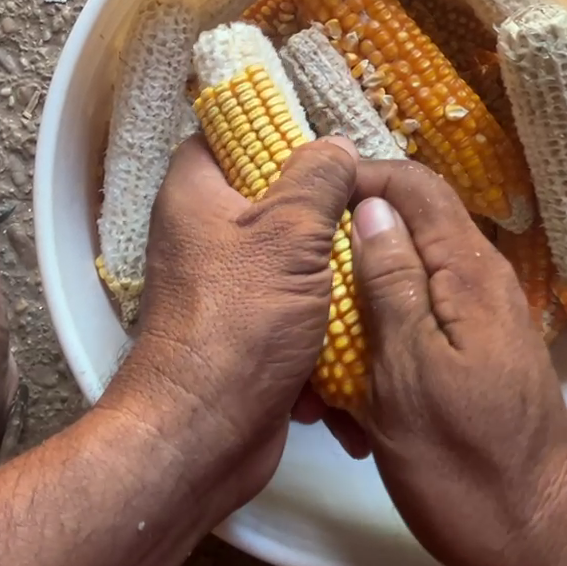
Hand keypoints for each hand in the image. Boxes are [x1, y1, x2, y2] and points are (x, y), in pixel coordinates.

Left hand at [102, 134, 357, 507]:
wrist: (206, 436)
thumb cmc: (240, 320)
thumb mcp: (288, 234)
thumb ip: (317, 179)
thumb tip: (336, 143)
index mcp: (194, 193)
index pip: (222, 135)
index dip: (267, 129)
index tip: (320, 139)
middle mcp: (200, 231)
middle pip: (264, 193)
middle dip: (317, 201)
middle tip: (364, 197)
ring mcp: (222, 281)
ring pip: (284, 249)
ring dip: (326, 259)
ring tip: (372, 249)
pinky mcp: (244, 325)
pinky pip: (287, 297)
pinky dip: (318, 305)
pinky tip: (357, 308)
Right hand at [342, 161, 566, 565]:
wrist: (535, 542)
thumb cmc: (465, 465)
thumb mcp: (409, 372)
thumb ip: (392, 282)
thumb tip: (373, 206)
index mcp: (468, 272)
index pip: (416, 184)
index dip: (363, 177)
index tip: (313, 200)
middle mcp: (480, 279)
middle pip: (411, 223)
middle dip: (354, 237)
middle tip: (304, 270)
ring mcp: (480, 314)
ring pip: (409, 271)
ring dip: (361, 292)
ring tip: (321, 333)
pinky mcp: (475, 347)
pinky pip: (420, 312)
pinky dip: (381, 327)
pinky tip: (353, 375)